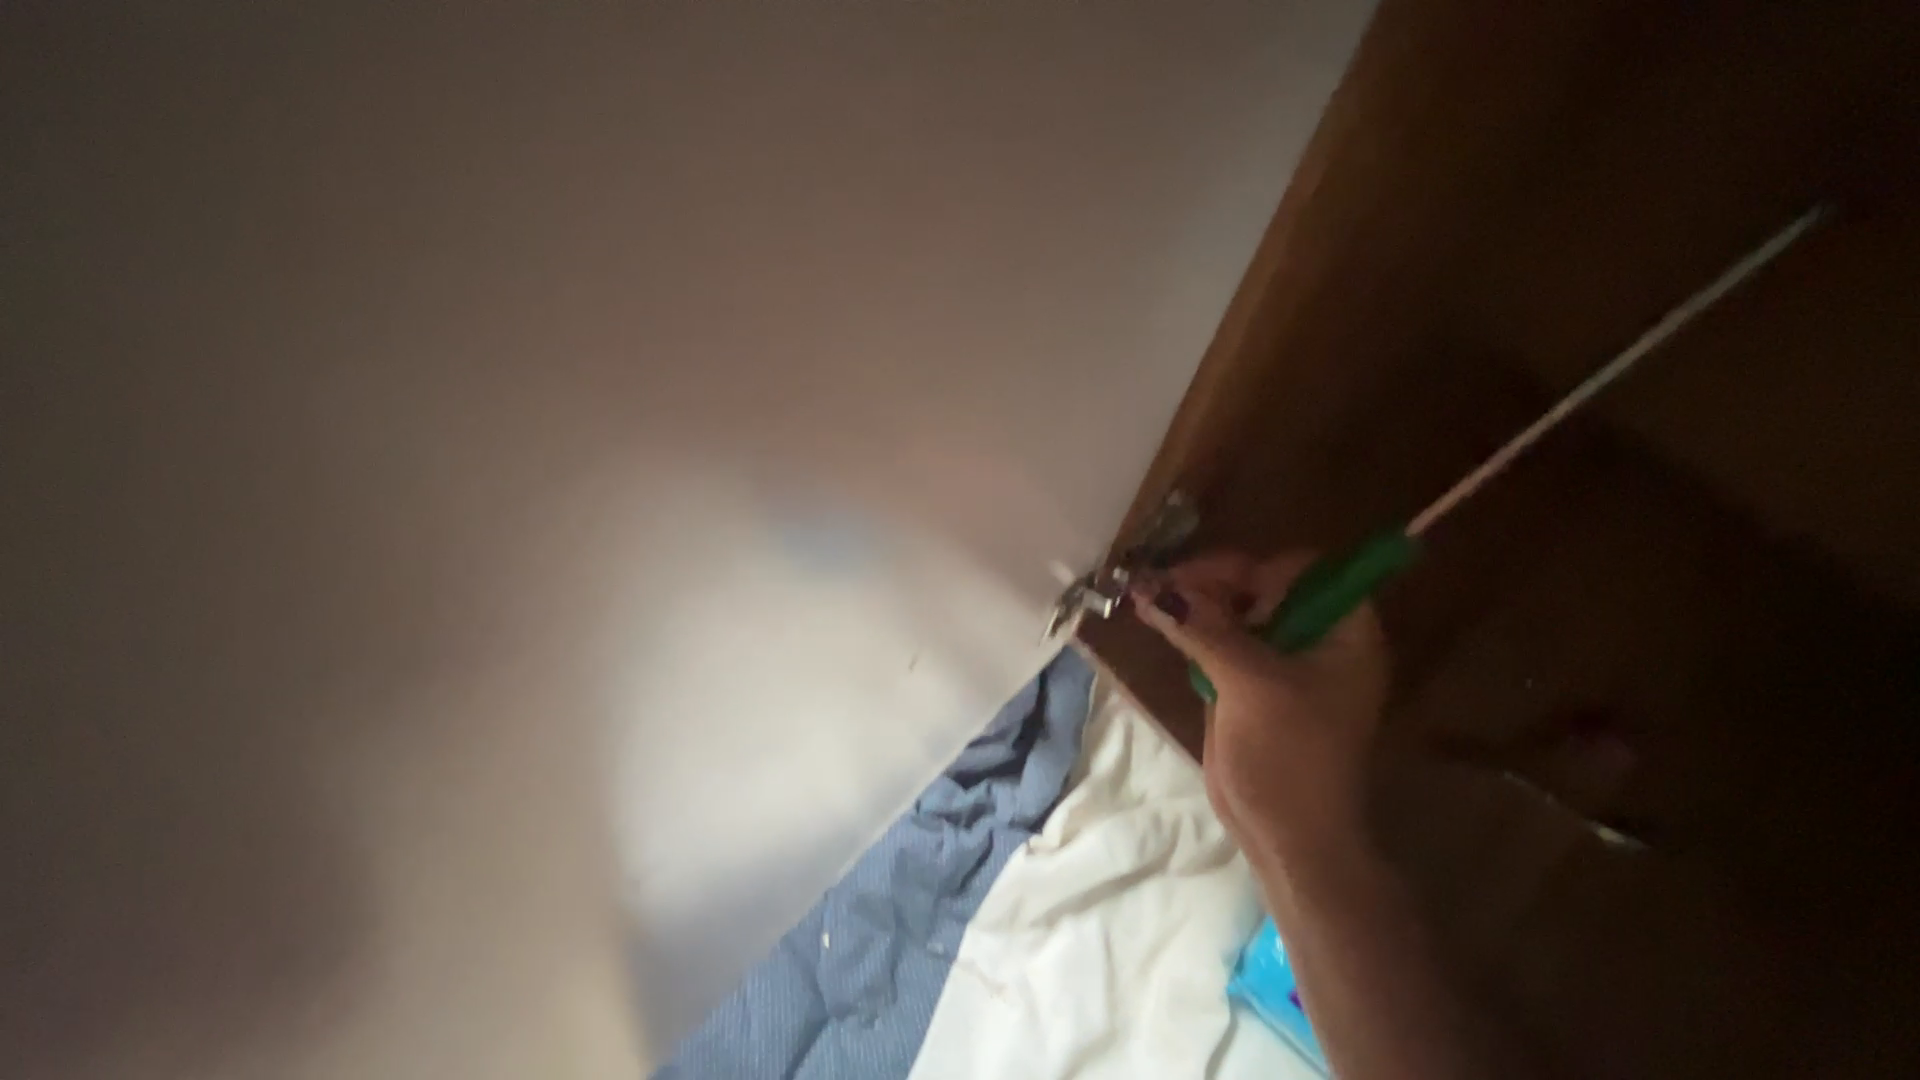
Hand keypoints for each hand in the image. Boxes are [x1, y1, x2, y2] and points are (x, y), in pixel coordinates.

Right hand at [1129, 551, 1388, 860]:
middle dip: (1213, 583)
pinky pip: (1221, 643)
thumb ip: (1203, 630)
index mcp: (1342, 631)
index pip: (1299, 570)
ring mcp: (1282, 663)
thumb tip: (1149, 590)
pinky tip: (1162, 624)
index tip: (1200, 580)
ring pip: (1236, 613)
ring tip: (1149, 600)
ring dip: (1196, 604)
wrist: (1289, 836)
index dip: (1251, 568)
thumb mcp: (1250, 684)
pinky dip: (1193, 632)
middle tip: (1162, 588)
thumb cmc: (1288, 756)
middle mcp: (1316, 639)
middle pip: (1262, 587)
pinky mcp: (1250, 685)